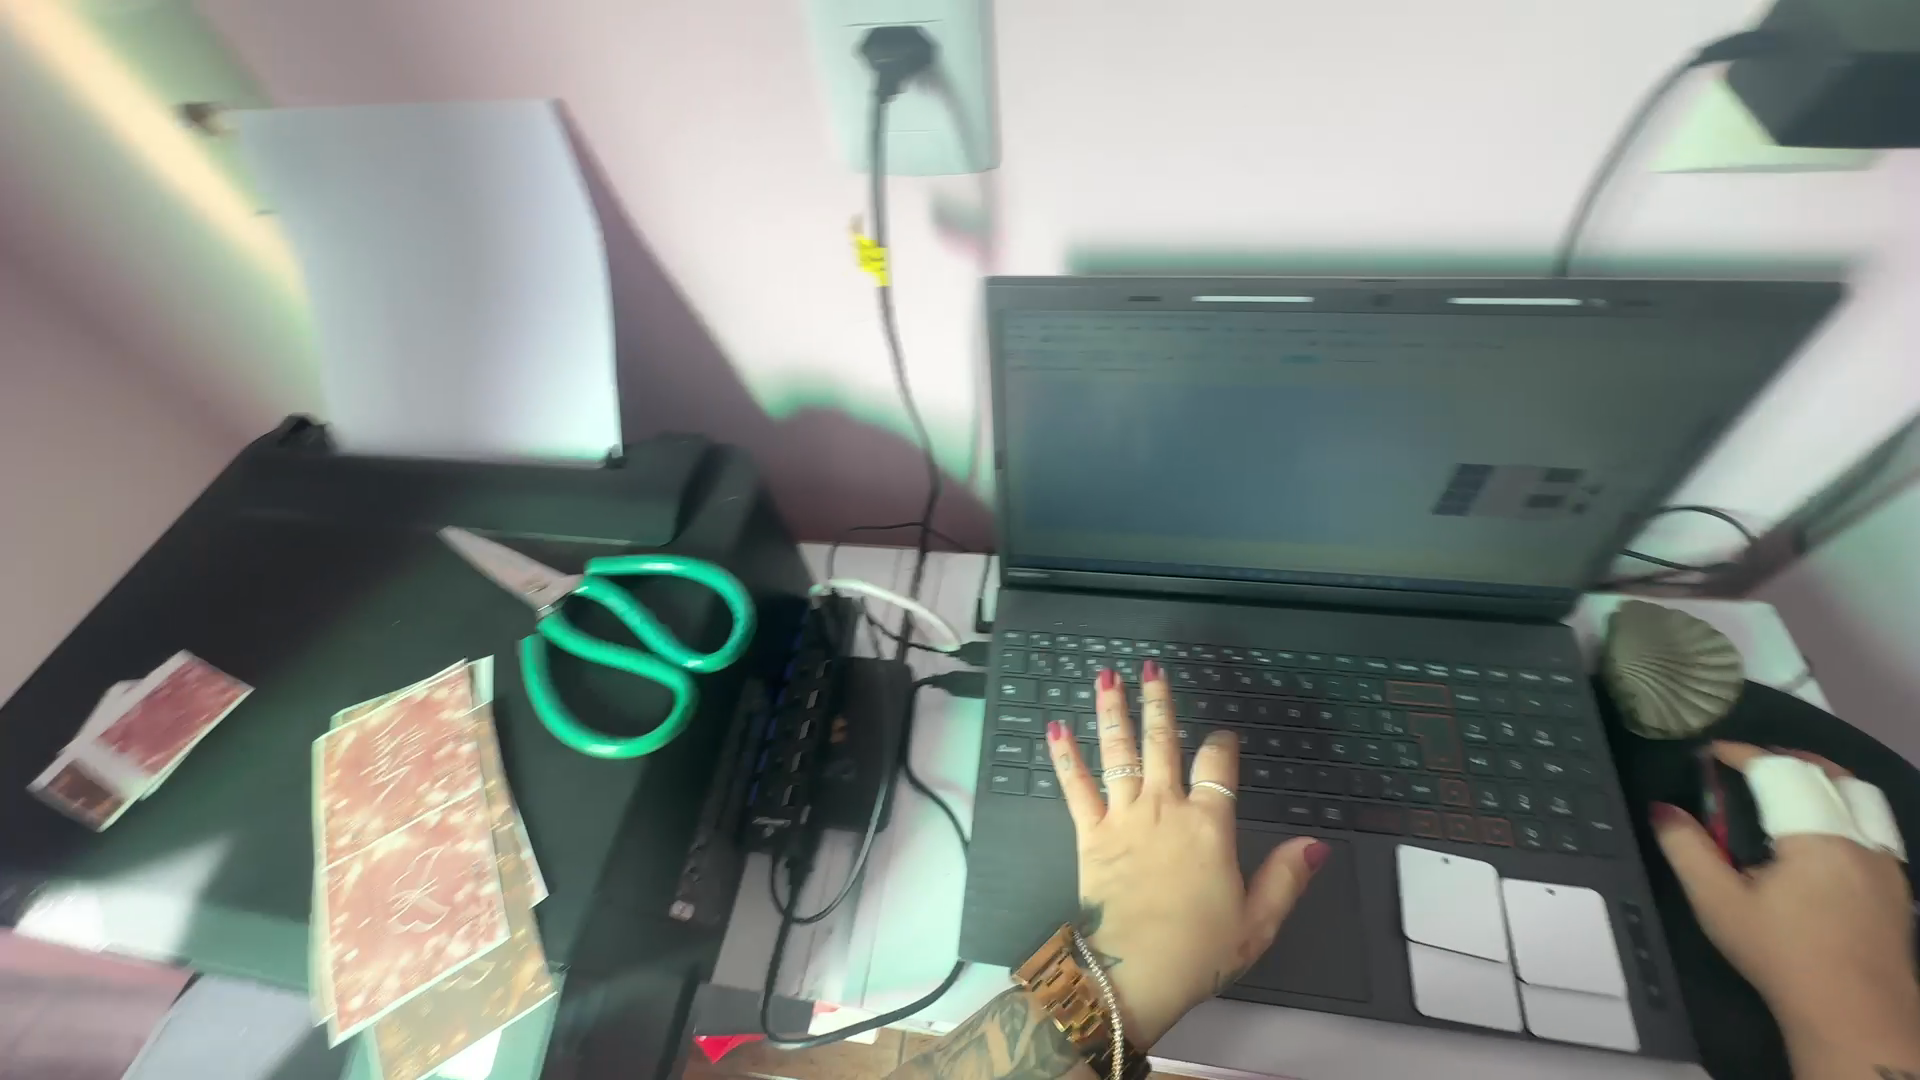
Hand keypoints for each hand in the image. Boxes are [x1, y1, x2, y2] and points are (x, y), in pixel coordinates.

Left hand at [1042, 663, 1327, 1046]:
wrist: (1136, 971)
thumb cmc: (1200, 950)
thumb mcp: (1257, 921)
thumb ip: (1285, 878)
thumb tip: (1316, 845)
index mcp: (1208, 826)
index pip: (1218, 768)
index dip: (1223, 745)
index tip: (1224, 733)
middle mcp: (1164, 808)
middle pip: (1162, 742)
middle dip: (1160, 703)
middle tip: (1153, 670)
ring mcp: (1123, 816)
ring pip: (1119, 751)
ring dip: (1113, 710)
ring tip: (1107, 676)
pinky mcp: (1090, 831)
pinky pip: (1075, 786)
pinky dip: (1065, 756)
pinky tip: (1055, 727)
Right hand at [1651, 741, 1919, 1075]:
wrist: (1856, 1017)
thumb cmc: (1780, 953)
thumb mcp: (1716, 899)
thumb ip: (1686, 846)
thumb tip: (1662, 809)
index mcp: (1820, 841)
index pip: (1783, 774)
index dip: (1743, 754)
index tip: (1709, 753)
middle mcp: (1864, 845)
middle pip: (1834, 778)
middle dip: (1784, 759)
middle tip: (1742, 762)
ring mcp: (1888, 868)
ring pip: (1863, 799)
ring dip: (1818, 779)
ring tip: (1775, 782)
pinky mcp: (1896, 888)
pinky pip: (1872, 825)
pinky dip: (1838, 805)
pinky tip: (1807, 825)